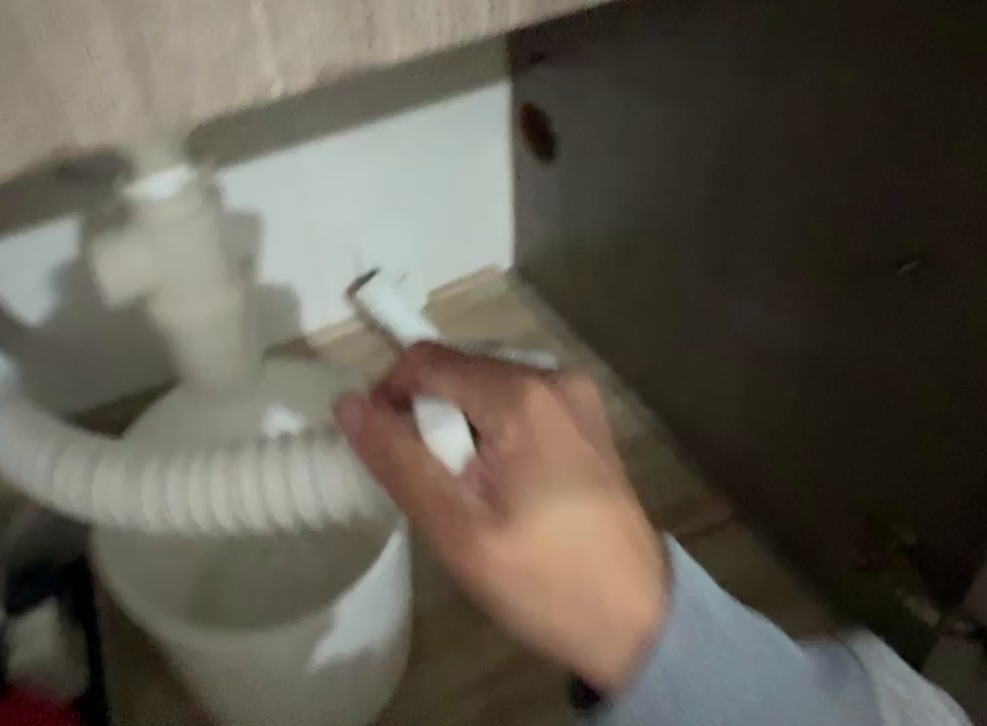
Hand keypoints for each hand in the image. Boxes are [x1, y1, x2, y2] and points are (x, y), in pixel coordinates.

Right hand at [333, 344, 667, 691]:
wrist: (641, 625)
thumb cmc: (545, 581)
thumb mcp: (457, 530)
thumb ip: (398, 460)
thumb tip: (346, 404)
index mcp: (521, 396)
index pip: (424, 360)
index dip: (389, 395)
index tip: (384, 448)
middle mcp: (550, 376)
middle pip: (455, 368)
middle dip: (427, 413)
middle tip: (432, 480)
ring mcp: (574, 392)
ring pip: (480, 381)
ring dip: (456, 420)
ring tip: (466, 484)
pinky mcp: (584, 412)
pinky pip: (511, 397)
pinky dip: (488, 424)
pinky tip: (499, 477)